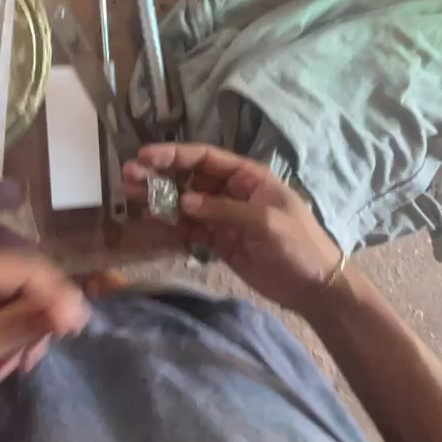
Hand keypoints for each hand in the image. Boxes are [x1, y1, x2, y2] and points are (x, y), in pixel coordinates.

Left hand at [0, 247, 89, 441]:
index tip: (79, 329)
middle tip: (31, 361)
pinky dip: (0, 331)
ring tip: (9, 368)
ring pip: (8, 293)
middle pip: (18, 279)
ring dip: (18, 328)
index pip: (26, 269)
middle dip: (34, 318)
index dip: (57, 296)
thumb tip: (72, 307)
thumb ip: (18, 326)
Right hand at [122, 143, 344, 313]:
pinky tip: (150, 220)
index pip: (206, 158)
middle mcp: (232, 192)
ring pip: (184, 203)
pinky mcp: (219, 242)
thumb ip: (223, 210)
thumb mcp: (265, 222)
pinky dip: (170, 224)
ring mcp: (223, 217)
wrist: (314, 286)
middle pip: (190, 178)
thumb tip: (184, 202)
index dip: (175, 155)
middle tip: (128, 176)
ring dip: (159, 199)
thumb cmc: (298, 244)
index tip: (145, 156)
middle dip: (159, 175)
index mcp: (248, 177)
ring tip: (130, 196)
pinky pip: (189, 228)